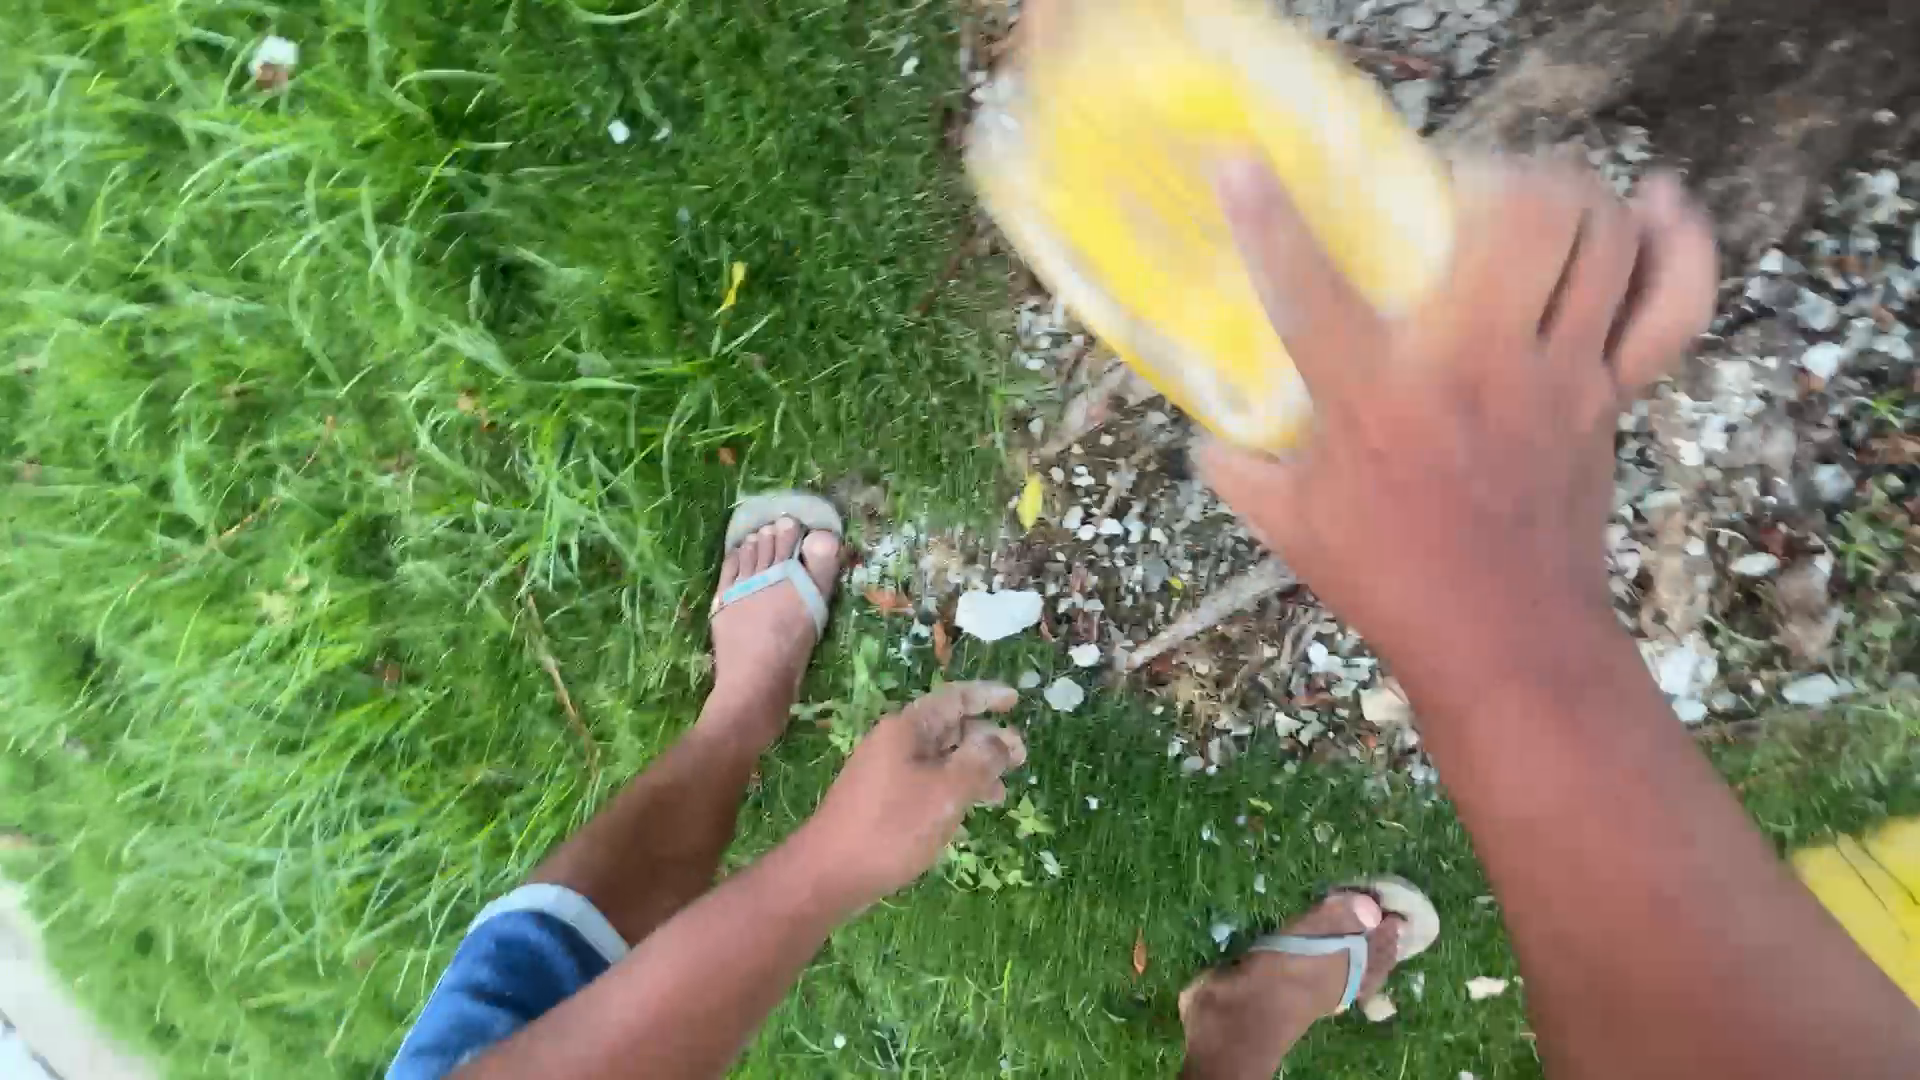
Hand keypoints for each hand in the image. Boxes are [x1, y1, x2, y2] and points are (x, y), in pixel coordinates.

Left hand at [795, 682, 1025, 908]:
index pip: (955, 698)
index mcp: (908, 727)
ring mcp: (886, 770)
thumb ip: (979, 761)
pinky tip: (967, 811)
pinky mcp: (883, 798)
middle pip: (949, 727)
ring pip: (940, 758)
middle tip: (1021, 758)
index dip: (987, 696)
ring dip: (973, 768)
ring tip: (1001, 793)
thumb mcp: (946, 792)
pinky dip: (952, 788)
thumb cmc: (892, 826)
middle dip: (987, 739)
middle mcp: (896, 741)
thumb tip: (999, 741)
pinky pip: (927, 781)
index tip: (1016, 700)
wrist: (829, 873)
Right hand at [1198, 159, 1717, 676]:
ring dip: (1570, 194)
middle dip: (1489, 172)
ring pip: (1600, 238)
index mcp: (1370, 399)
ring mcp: (1552, 378)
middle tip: (1453, 190)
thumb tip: (1202, 440)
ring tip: (1527, 198)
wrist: (1497, 635)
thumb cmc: (1381, 576)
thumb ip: (1234, 472)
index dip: (1265, 218)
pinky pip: (1673, 304)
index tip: (1238, 164)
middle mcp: (1466, 368)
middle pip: (1519, 215)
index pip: (1306, 290)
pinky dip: (1680, 242)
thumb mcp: (1284, 526)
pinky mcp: (1606, 399)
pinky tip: (1654, 207)